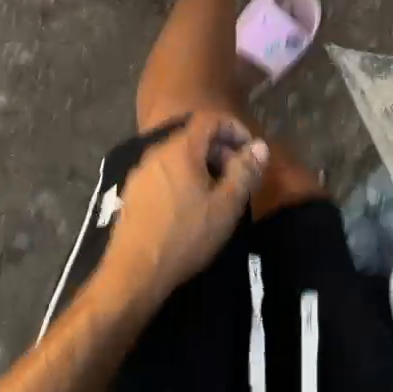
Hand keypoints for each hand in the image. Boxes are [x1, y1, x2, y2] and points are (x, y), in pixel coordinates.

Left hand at [97, 112, 269, 300]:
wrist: (133, 274)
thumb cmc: (185, 236)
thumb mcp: (225, 206)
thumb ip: (245, 171)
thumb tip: (260, 146)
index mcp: (180, 149)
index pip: (209, 119)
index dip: (233, 127)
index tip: (249, 149)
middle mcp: (157, 152)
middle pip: (193, 136)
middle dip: (220, 148)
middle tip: (237, 174)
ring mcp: (141, 173)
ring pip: (178, 156)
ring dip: (202, 164)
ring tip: (216, 192)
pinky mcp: (132, 193)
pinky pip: (164, 172)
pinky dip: (182, 177)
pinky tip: (189, 206)